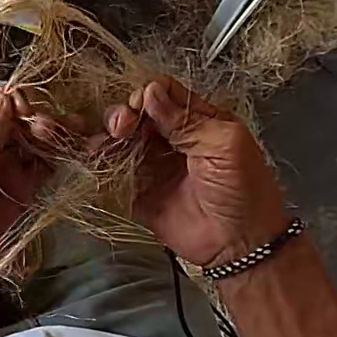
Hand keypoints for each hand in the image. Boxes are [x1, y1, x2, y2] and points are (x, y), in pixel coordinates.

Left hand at [0, 87, 48, 322]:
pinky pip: (47, 167)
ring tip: (68, 135)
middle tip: (50, 128)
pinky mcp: (26, 190)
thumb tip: (7, 103)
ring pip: (36, 140)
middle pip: (18, 120)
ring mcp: (8, 168)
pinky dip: (63, 156)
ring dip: (54, 133)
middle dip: (37, 117)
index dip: (7, 100)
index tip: (23, 108)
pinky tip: (77, 148)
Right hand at [104, 76, 289, 268]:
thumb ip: (186, 119)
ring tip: (102, 143)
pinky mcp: (136, 191)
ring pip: (121, 139)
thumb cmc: (242, 189)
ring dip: (107, 135)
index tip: (138, 106)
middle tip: (121, 127)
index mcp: (197, 121)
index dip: (146, 95)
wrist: (237, 244)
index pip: (163, 95)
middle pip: (137, 114)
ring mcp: (152, 165)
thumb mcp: (223, 144)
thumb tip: (149, 91)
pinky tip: (94, 156)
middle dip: (123, 114)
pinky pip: (113, 170)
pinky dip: (100, 160)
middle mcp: (171, 139)